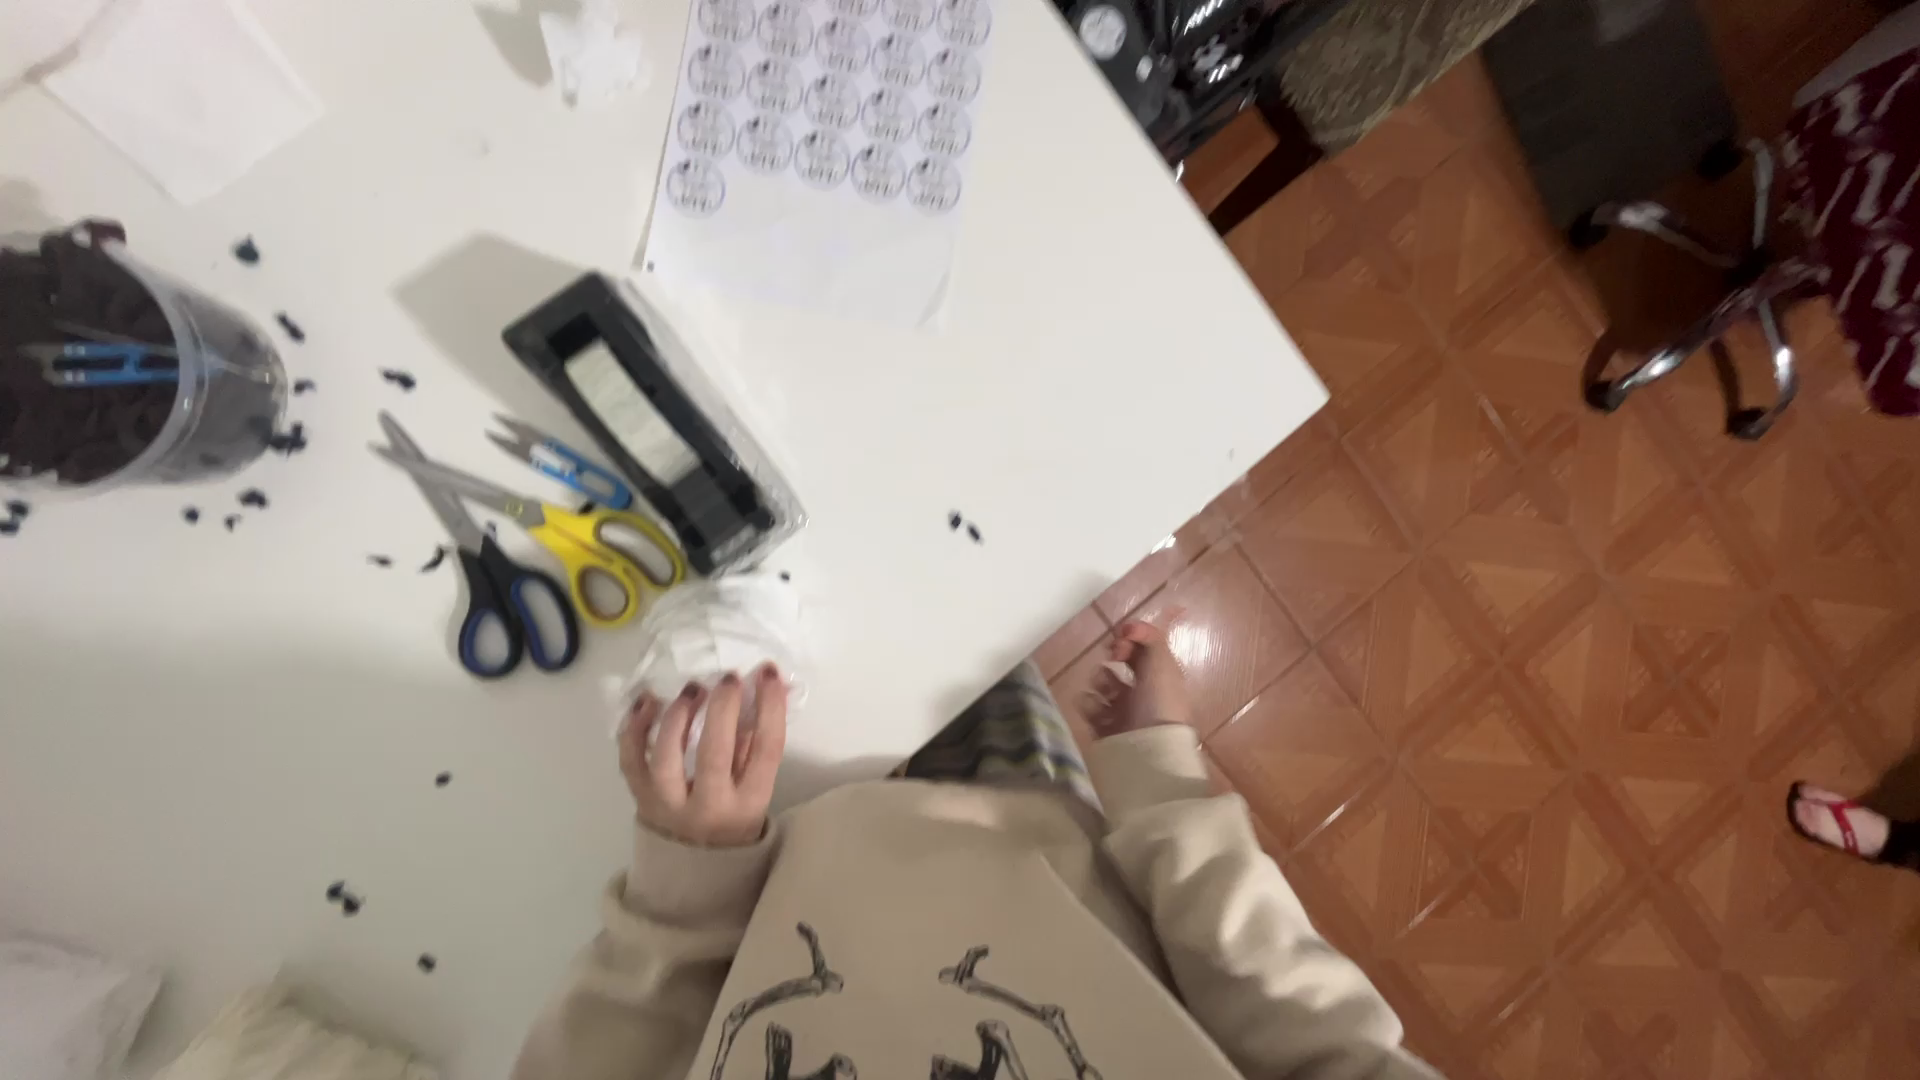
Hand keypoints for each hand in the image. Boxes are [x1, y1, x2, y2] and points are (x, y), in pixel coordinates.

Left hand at [618, 665, 788, 846]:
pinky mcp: (640, 798)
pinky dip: (634, 727)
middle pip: (714, 752)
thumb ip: (757, 741)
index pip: (766, 750)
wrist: (692, 869)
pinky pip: (631, 760)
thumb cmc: (733, 818)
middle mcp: (708, 807)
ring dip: (679, 715)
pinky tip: (649, 701)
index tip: (768, 674)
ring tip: (693, 688)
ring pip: (666, 756)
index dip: (771, 708)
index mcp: (748, 804)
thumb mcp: (756, 788)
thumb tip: (765, 687)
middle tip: (729, 678)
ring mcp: (668, 804)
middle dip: (722, 707)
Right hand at [1085, 619, 1190, 738]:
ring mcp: (1121, 706)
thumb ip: (1149, 637)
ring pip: (1100, 681)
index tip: (1123, 637)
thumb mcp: (1162, 664)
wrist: (1148, 749)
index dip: (1131, 637)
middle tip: (1113, 659)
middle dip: (1113, 656)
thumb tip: (1129, 625)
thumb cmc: (1159, 703)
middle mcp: (1141, 688)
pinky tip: (1096, 710)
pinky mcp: (1103, 723)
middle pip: (1119, 661)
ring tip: (1104, 692)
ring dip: (1099, 680)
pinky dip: (1089, 704)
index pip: (1141, 646)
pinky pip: (1088, 704)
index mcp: (1159, 673)